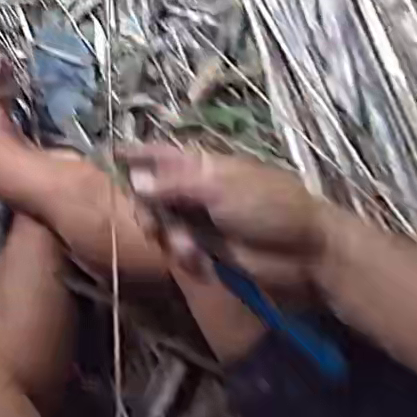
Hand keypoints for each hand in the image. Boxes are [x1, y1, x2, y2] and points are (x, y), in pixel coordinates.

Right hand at [122, 143, 331, 292]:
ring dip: (169, 236)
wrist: (309, 255)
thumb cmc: (269, 206)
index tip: (107, 156)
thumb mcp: (220, 187)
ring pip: (160, 223)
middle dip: (147, 209)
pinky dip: (183, 256)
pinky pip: (177, 249)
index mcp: (198, 164)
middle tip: (155, 225)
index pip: (157, 153)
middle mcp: (192, 188)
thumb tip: (135, 180)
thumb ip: (173, 184)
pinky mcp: (205, 250)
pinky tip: (200, 263)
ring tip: (190, 251)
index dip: (134, 154)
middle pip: (149, 192)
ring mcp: (198, 219)